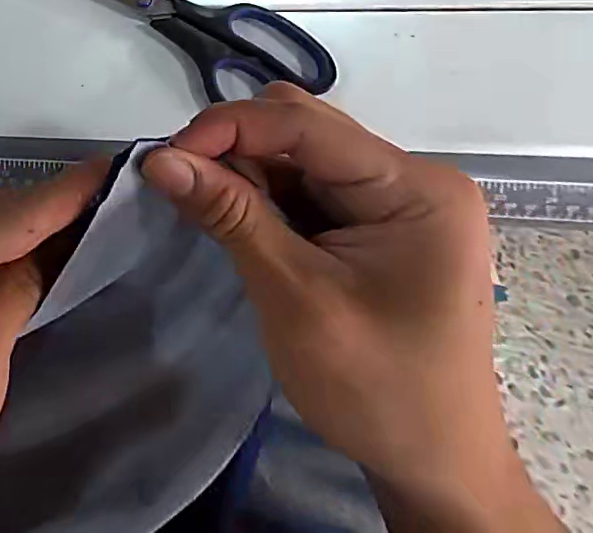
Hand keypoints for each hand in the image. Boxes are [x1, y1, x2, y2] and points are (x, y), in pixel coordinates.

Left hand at [0, 160, 106, 532]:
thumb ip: (17, 292)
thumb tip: (62, 241)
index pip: (21, 212)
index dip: (74, 190)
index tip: (125, 164)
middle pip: (20, 204)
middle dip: (74, 197)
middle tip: (136, 193)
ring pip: (16, 211)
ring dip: (61, 211)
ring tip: (118, 204)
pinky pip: (5, 227)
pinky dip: (40, 228)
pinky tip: (73, 230)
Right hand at [140, 84, 561, 531]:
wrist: (435, 469)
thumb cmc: (378, 391)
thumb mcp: (295, 299)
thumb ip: (229, 215)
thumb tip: (157, 158)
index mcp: (416, 188)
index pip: (306, 124)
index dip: (229, 127)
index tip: (166, 157)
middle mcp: (410, 176)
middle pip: (301, 126)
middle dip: (236, 147)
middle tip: (189, 187)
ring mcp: (393, 195)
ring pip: (296, 148)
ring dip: (245, 168)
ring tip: (216, 210)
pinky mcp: (372, 217)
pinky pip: (303, 179)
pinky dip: (262, 191)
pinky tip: (243, 220)